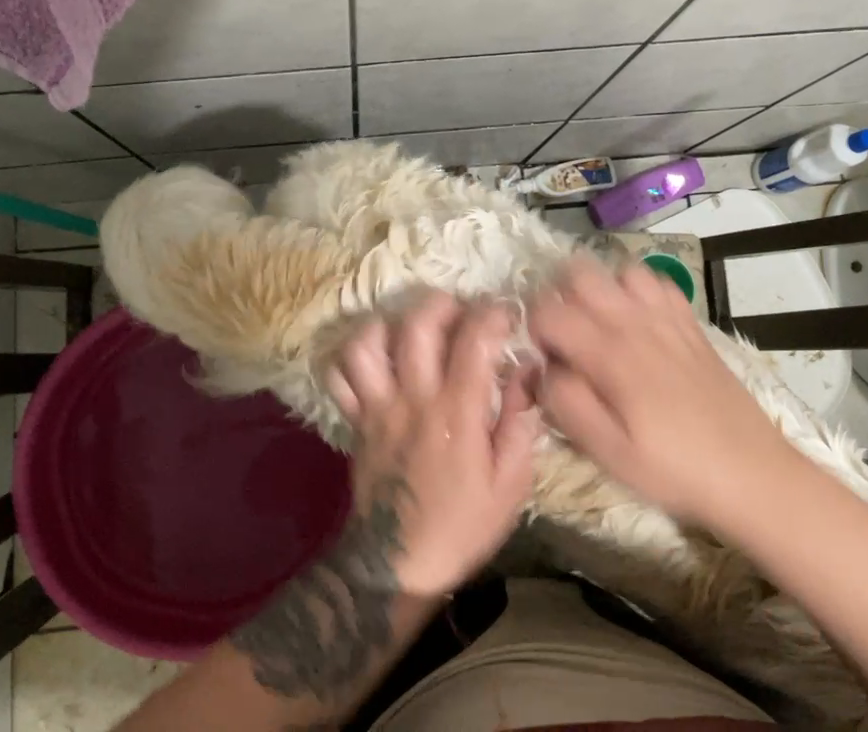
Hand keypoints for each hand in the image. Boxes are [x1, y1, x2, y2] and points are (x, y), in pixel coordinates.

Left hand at [324, 293, 540, 596]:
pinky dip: (350, 357)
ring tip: (411, 330)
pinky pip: (339, 377)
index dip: (491, 315)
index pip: (473, 342)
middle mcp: (413, 399)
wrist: (398, 563)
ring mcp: (377, 407)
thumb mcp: (510, 484)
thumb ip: (520, 423)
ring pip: (367, 344)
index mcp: (457, 413)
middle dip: (441, 304)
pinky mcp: (355, 421)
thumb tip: (528, 371)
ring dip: (389, 324)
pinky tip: (374, 358)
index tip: (505, 314)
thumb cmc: (463, 525)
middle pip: (416, 326)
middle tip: (459, 310)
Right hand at [529, 259, 795, 523]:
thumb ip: (566, 403)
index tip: (540, 356)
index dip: (533, 328)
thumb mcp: (608, 451)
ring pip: (619, 271)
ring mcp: (668, 319)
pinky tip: (637, 322)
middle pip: (580, 274)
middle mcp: (636, 323)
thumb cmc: (673, 469)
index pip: (549, 311)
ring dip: (600, 290)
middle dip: (559, 297)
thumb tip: (544, 369)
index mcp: (610, 354)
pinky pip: (657, 283)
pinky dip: (638, 291)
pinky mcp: (691, 325)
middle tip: (562, 336)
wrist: (752, 474)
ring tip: (597, 325)